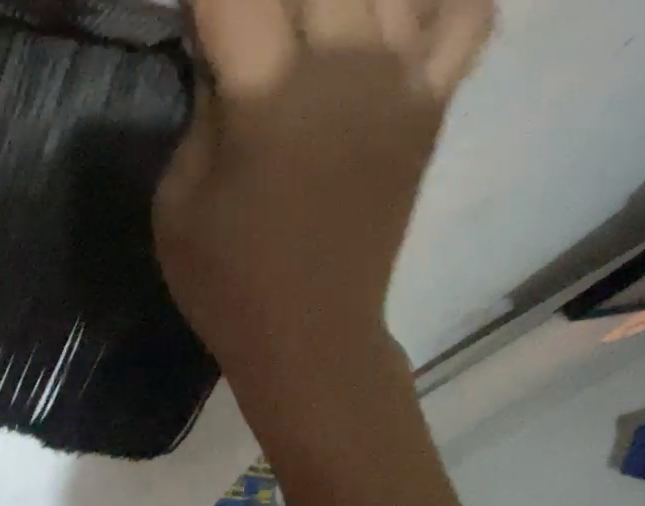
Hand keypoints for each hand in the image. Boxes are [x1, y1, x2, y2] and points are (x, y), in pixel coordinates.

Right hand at [154, 0, 493, 358]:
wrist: (310, 334)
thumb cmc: (226, 280)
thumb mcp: (177, 204)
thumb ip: (199, 115)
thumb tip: (218, 55)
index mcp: (267, 97)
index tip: (193, 12)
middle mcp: (346, 65)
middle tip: (244, 25)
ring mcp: (403, 77)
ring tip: (301, 27)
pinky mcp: (433, 101)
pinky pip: (468, 14)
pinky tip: (392, 14)